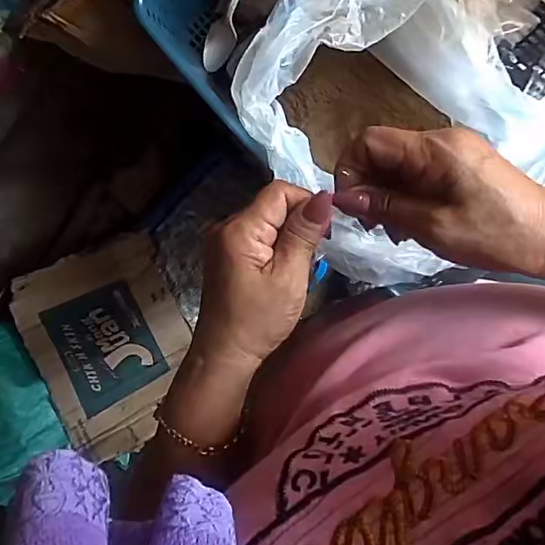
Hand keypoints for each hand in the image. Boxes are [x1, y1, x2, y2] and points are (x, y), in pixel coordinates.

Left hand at [192, 181, 332, 371]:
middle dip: (297, 220)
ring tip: (297, 264)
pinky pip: (255, 233)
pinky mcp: (223, 251)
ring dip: (287, 233)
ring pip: (265, 218)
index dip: (306, 203)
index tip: (323, 231)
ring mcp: (220, 238)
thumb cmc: (259, 320)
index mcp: (238, 229)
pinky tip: (280, 267)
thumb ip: (303, 233)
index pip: (278, 191)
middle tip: (313, 253)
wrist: (225, 353)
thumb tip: (324, 197)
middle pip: (271, 203)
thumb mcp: (289, 277)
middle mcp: (224, 225)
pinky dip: (273, 243)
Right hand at [331, 127, 544, 278]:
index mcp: (434, 148)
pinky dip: (405, 195)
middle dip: (367, 185)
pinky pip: (417, 172)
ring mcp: (453, 150)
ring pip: (397, 164)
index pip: (369, 140)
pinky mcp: (461, 164)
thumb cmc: (497, 233)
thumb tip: (343, 197)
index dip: (350, 169)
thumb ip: (384, 206)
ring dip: (385, 194)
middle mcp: (441, 139)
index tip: (352, 205)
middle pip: (381, 151)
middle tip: (373, 225)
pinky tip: (413, 222)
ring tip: (394, 229)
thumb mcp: (433, 225)